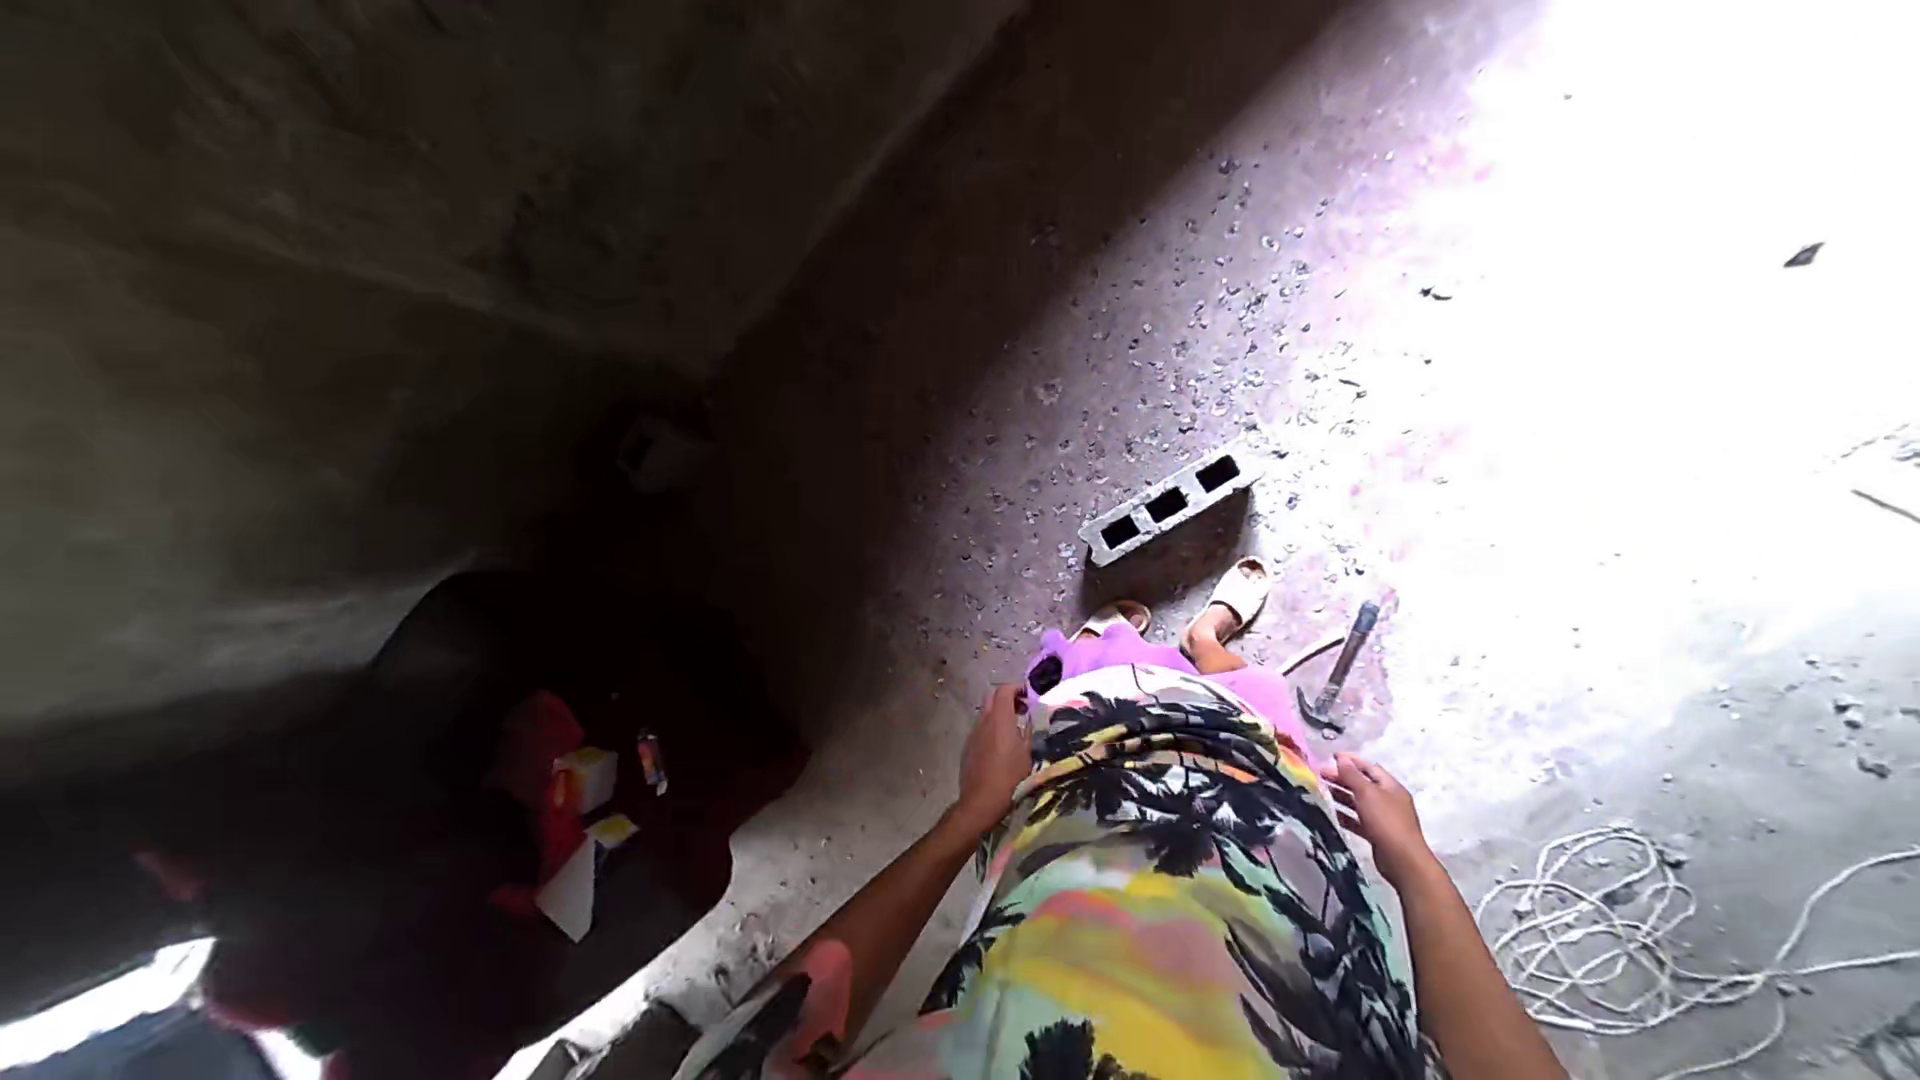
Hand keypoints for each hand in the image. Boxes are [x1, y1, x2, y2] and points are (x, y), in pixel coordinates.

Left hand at [951, 683, 1031, 833]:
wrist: (981, 801)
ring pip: (985, 712)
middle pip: (992, 697)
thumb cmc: (1010, 778)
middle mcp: (984, 721)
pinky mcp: (968, 745)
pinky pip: (980, 728)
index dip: (1017, 687)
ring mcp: (973, 733)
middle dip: (1007, 698)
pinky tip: (1000, 744)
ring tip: (1014, 727)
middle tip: (1023, 709)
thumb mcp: (1027, 753)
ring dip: (999, 713)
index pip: (1004, 690)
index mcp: (1000, 719)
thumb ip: (1029, 731)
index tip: (1029, 694)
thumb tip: (1031, 718)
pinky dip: (991, 727)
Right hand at [1315, 753, 1438, 888]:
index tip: (1331, 756)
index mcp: (1390, 787)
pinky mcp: (1376, 833)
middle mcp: (1388, 800)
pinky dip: (1345, 815)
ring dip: (1341, 795)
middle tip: (1320, 775)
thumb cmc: (1386, 821)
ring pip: (1358, 802)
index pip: (1369, 767)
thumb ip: (1352, 775)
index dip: (1351, 760)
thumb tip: (1341, 758)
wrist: (1402, 860)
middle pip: (1362, 784)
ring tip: (1322, 791)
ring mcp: (1383, 817)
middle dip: (1342, 778)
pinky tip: (1331, 813)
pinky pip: (1357, 819)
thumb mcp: (1367, 793)